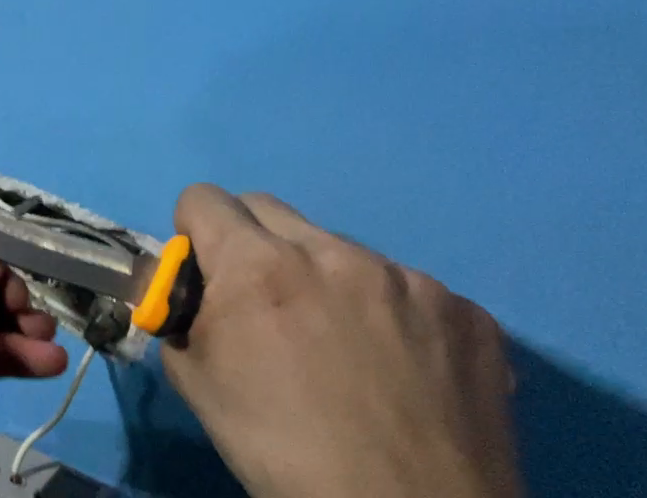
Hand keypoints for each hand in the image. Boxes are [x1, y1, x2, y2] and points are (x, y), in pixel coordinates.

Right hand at [163, 184, 521, 497]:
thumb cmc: (279, 448)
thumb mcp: (193, 377)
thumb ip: (179, 311)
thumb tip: (185, 289)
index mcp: (254, 264)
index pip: (202, 198)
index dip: (194, 233)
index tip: (206, 274)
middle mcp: (329, 252)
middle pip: (266, 208)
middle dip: (251, 243)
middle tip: (264, 305)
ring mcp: (406, 279)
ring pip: (339, 248)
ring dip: (324, 278)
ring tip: (342, 346)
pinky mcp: (467, 313)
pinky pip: (407, 288)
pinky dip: (390, 314)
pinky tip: (399, 368)